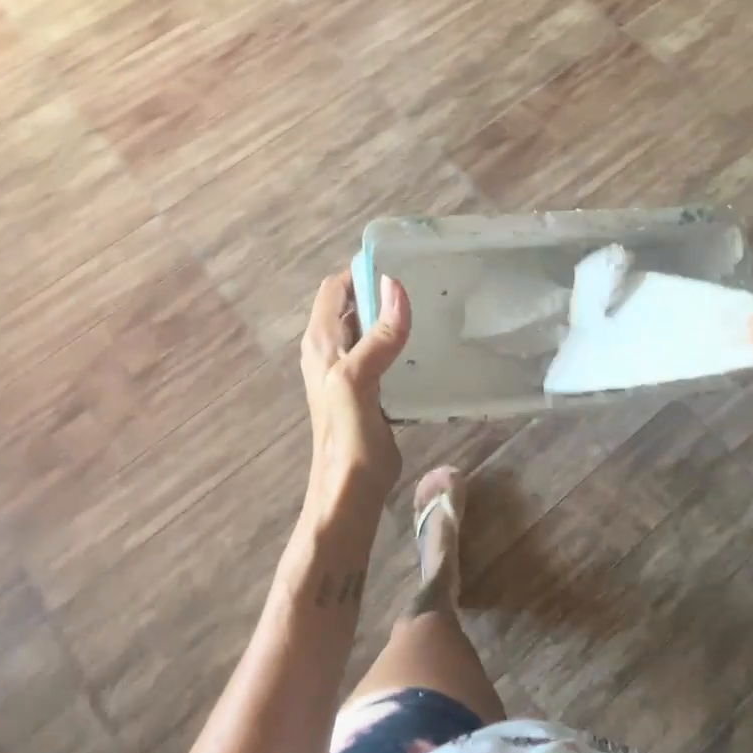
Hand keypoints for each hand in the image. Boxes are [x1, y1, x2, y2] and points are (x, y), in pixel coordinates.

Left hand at [299, 271, 411, 515]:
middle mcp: (330, 352)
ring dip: (393, 318)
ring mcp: (350, 373)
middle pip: (354, 307)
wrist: (350, 490)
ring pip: (371, 331)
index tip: (399, 263)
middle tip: (424, 282)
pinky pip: (385, 356)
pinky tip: (428, 346)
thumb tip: (394, 285)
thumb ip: (377, 336)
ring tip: (432, 307)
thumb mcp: (359, 379)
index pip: (335, 289)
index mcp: (320, 342)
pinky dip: (402, 345)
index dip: (360, 272)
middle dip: (382, 292)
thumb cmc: (347, 435)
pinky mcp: (369, 392)